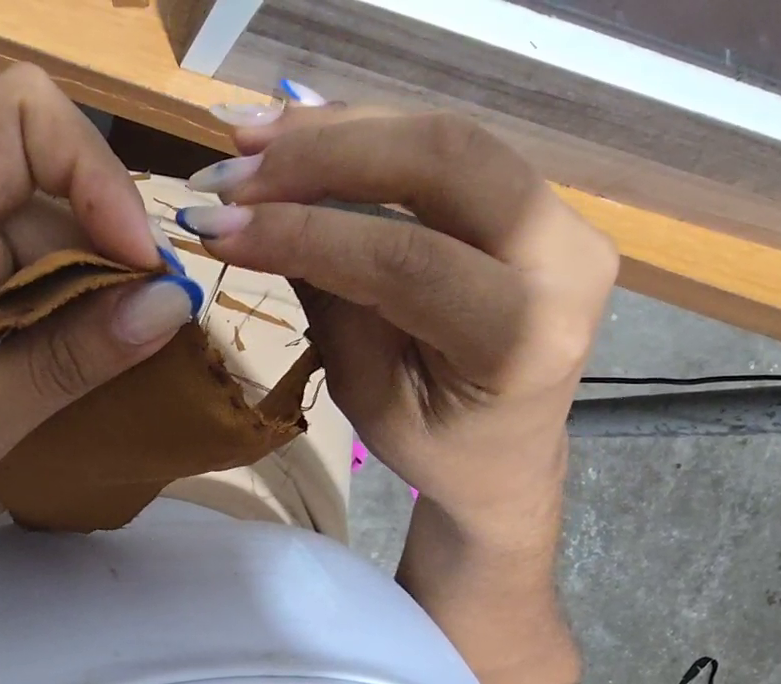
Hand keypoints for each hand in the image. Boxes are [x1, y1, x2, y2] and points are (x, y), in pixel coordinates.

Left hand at [0, 65, 199, 532]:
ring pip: (58, 238)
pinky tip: (72, 370)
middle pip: (57, 189)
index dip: (94, 172)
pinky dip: (72, 319)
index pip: (20, 121)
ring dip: (96, 299)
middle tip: (141, 345)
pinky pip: (40, 277)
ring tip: (103, 373)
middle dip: (113, 260)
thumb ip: (60, 365)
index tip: (136, 264)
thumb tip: (170, 304)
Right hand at [176, 107, 617, 530]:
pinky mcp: (537, 198)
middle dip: (325, 155)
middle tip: (233, 173)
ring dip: (336, 132)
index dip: (307, 233)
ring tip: (248, 142)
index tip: (217, 226)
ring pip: (443, 138)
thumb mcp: (370, 400)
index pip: (408, 261)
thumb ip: (332, 308)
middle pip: (445, 160)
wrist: (508, 452)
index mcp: (520, 340)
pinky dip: (364, 135)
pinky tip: (296, 134)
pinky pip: (445, 148)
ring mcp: (561, 217)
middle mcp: (563, 261)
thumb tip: (260, 226)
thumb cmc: (437, 448)